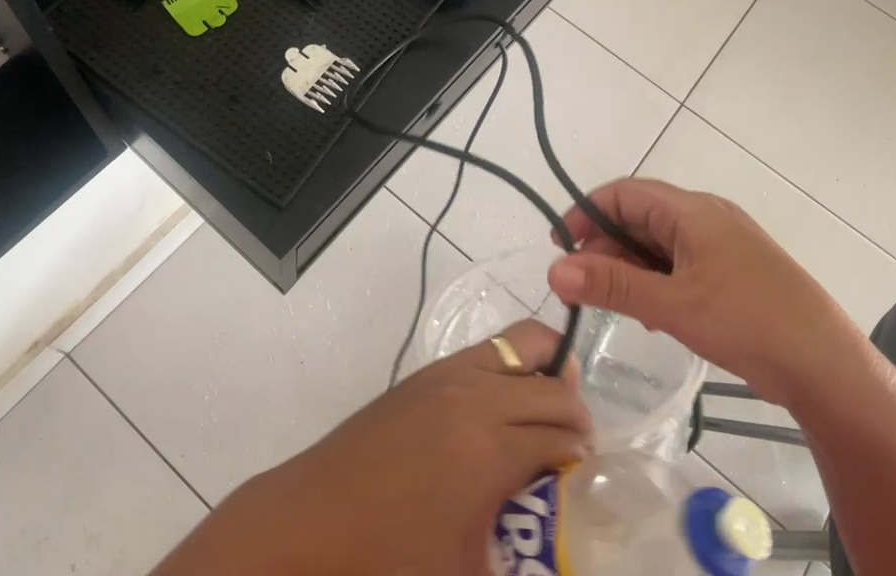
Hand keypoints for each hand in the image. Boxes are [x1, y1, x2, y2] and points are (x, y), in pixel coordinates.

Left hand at [152, 320, 590, 575]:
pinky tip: (499, 402)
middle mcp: (476, 397)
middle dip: (573, 413)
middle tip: (573, 445)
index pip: (562, 437)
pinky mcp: (422, 373)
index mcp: (492, 448)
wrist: (308, 522)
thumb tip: (555, 547)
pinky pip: (483, 351)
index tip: (588, 471)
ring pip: (520, 343)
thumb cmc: (389, 556)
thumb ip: (521, 552)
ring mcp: (446, 376)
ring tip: (547, 406)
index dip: (582, 455)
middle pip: (552, 385)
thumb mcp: (467, 570)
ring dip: (545, 371)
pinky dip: (508, 364)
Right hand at [546, 178, 868, 408]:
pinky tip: (655, 316)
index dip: (585, 215)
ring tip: (622, 307)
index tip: (560, 249)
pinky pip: (680, 263)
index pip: (623, 194)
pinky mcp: (733, 271)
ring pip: (658, 243)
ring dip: (631, 269)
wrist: (827, 366)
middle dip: (606, 248)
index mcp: (693, 211)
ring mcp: (723, 244)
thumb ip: (611, 285)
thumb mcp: (672, 305)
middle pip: (639, 217)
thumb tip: (554, 269)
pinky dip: (658, 282)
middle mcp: (707, 217)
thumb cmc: (748, 323)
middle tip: (585, 288)